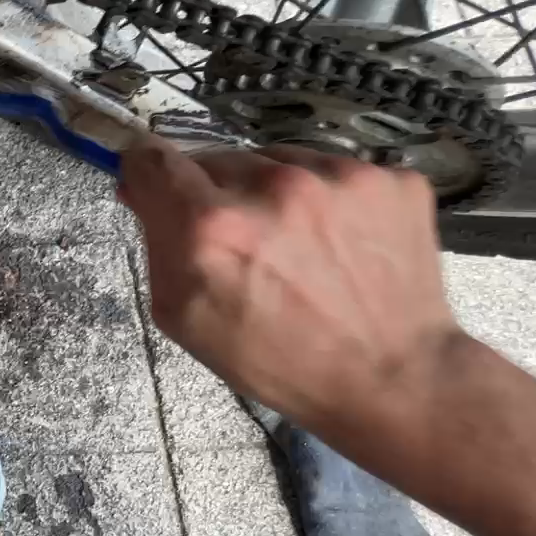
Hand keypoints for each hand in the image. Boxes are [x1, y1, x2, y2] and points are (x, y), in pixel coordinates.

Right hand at [118, 136, 465, 438]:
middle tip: (233, 241)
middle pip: (212, 160)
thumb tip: (143, 191)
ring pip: (273, 161)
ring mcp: (340, 176)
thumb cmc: (270, 356)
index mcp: (208, 226)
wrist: (389, 375)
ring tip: (290, 242)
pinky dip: (321, 198)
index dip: (143, 171)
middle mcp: (271, 187)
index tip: (150, 185)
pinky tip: (334, 241)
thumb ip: (155, 245)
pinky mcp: (391, 178)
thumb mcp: (180, 314)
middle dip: (209, 194)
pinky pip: (330, 171)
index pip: (152, 159)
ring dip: (266, 192)